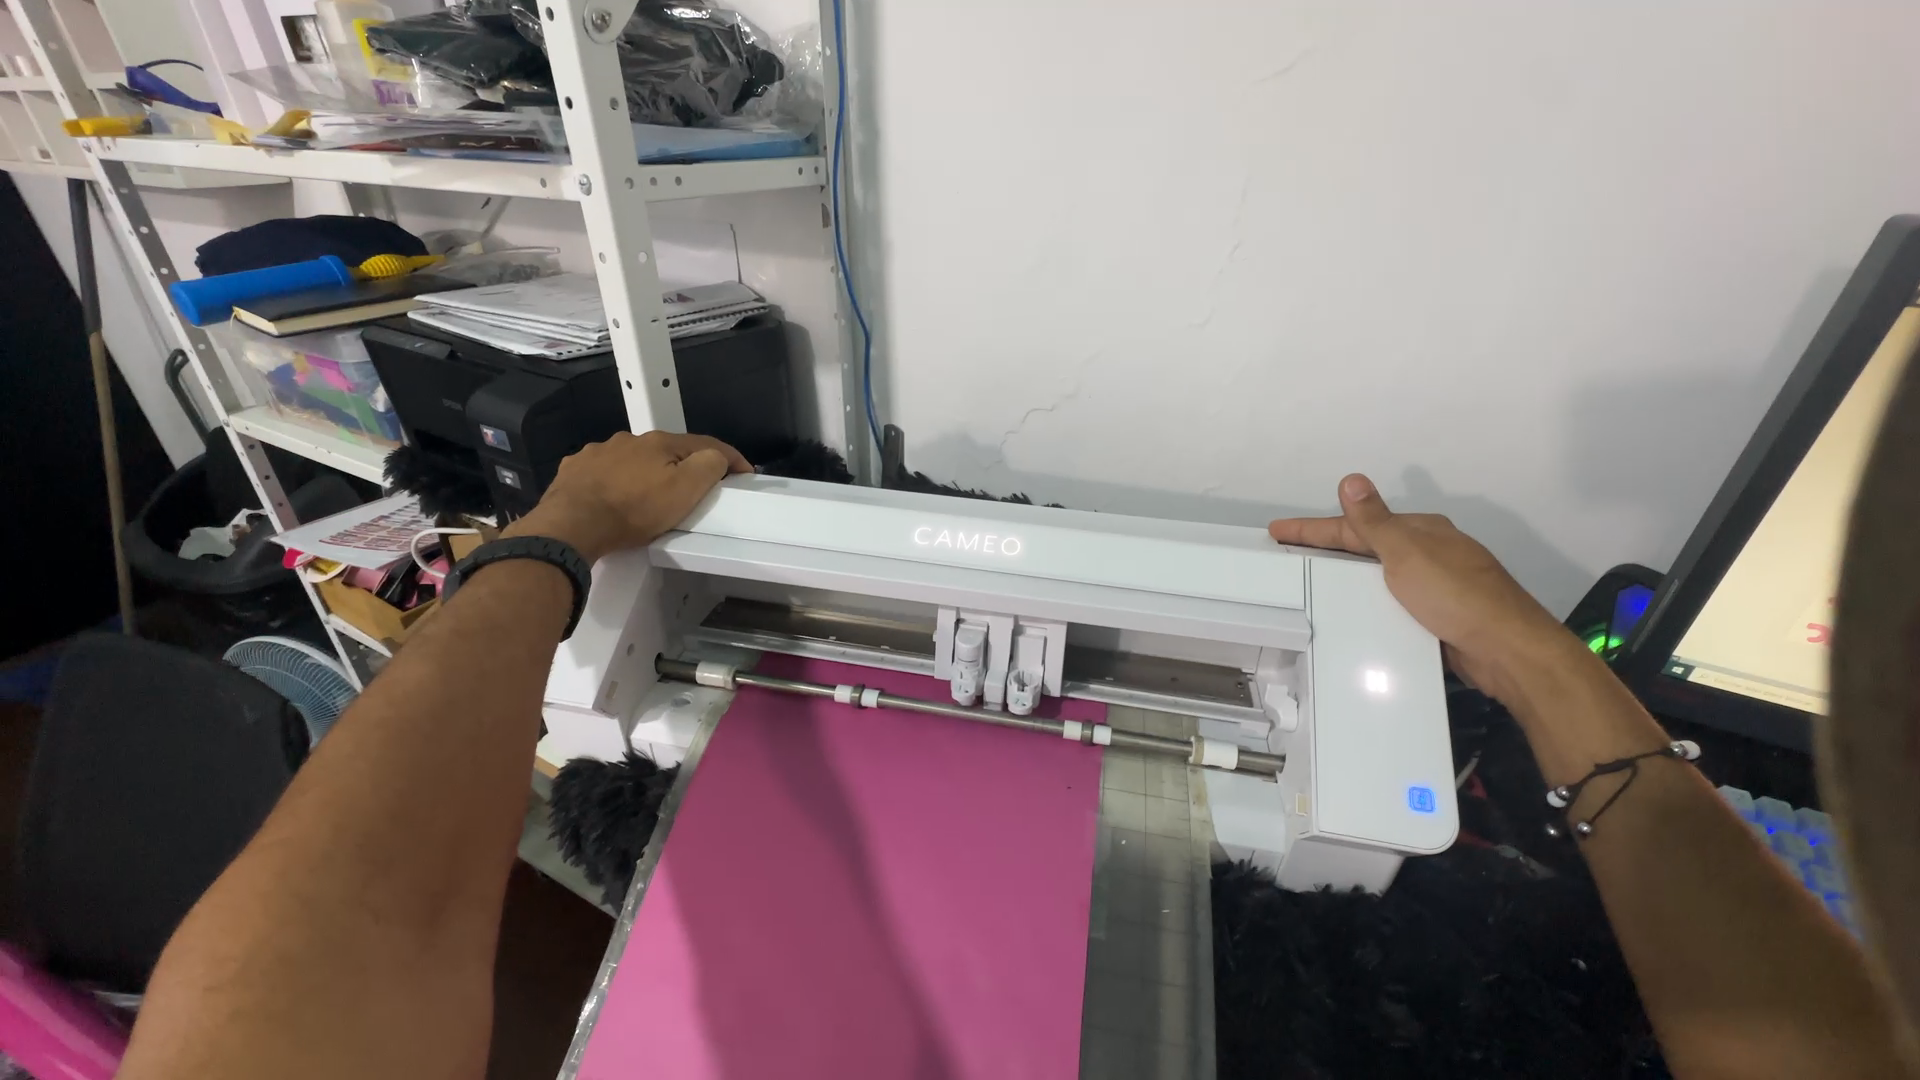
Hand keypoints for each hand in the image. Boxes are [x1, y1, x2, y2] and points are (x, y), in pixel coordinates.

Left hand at [505, 431, 750, 561]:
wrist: (572, 525)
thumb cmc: (635, 510)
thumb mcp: (686, 490)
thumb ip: (709, 466)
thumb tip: (718, 457)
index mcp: (659, 443)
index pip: (705, 443)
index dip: (729, 457)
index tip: (745, 473)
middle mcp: (628, 440)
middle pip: (667, 450)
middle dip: (684, 464)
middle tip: (695, 488)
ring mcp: (597, 453)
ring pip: (632, 458)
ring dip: (646, 471)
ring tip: (649, 494)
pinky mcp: (574, 471)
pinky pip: (603, 471)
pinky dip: (615, 480)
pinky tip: (613, 496)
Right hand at [1267, 474, 1576, 700]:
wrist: (1506, 650)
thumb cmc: (1456, 596)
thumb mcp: (1406, 554)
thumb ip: (1375, 520)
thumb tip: (1352, 479)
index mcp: (1419, 532)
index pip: (1355, 525)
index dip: (1313, 528)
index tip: (1277, 529)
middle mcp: (1427, 553)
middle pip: (1365, 546)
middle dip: (1327, 548)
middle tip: (1286, 555)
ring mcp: (1434, 584)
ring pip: (1377, 575)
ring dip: (1345, 576)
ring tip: (1308, 585)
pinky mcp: (1436, 615)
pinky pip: (1388, 601)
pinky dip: (1366, 601)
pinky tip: (1351, 613)